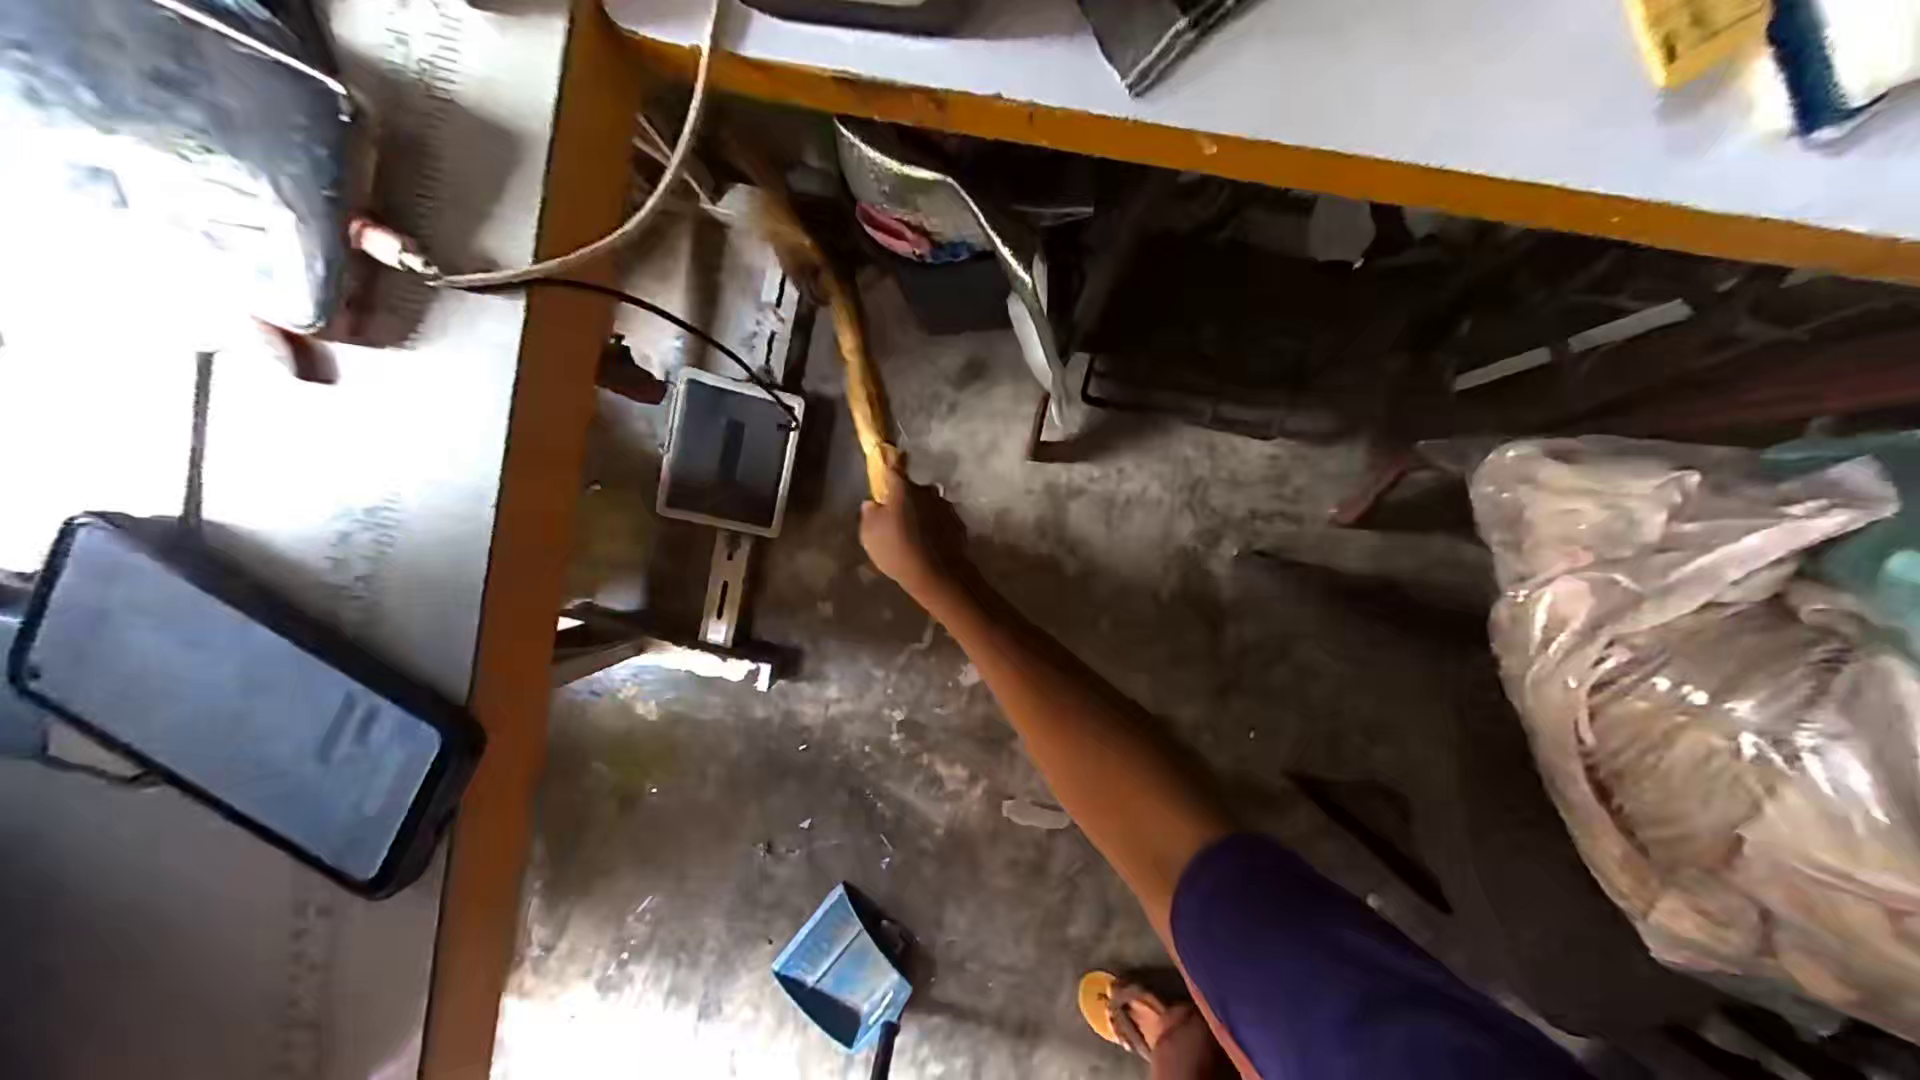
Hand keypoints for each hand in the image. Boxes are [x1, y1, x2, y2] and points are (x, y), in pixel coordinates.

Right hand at [859, 465, 971, 607]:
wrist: (937, 574)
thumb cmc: (897, 550)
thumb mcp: (870, 533)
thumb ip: (869, 513)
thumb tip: (872, 502)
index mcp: (903, 490)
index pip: (895, 469)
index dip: (893, 463)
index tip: (895, 457)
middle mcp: (927, 493)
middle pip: (915, 490)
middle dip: (909, 497)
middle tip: (900, 516)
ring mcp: (946, 508)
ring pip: (932, 505)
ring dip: (925, 513)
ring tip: (917, 533)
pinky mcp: (959, 526)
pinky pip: (943, 521)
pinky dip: (937, 528)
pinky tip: (932, 544)